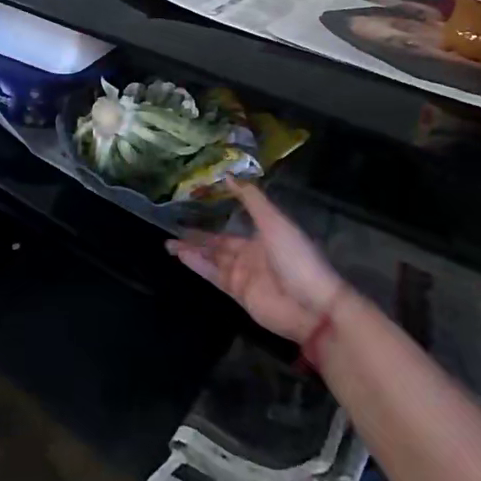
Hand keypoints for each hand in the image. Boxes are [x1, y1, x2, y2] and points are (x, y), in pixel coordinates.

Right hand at [167, 181, 347, 342]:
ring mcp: (244, 273)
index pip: (235, 222)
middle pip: (219, 242)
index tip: (194, 204)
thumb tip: (228, 175)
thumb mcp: (275, 221)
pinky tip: (181, 256)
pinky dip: (198, 265)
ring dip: (192, 250)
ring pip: (212, 258)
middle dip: (198, 235)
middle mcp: (252, 252)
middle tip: (173, 226)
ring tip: (169, 242)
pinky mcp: (237, 293)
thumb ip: (251, 200)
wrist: (311, 305)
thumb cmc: (296, 257)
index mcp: (264, 233)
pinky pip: (213, 275)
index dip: (216, 214)